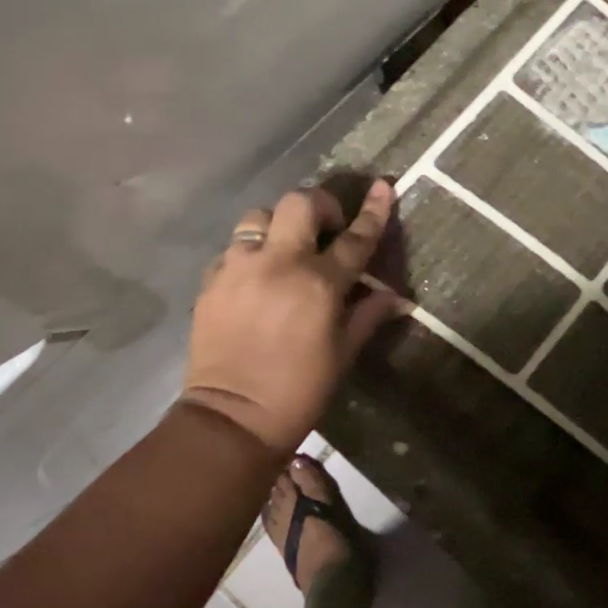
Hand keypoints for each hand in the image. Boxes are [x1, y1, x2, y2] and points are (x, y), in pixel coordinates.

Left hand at [181, 179, 403, 453]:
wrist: (231, 421)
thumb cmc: (299, 390)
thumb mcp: (343, 353)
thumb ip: (368, 315)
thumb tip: (397, 298)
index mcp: (319, 283)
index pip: (354, 236)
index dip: (373, 209)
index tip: (384, 185)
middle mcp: (278, 264)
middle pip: (298, 203)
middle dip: (318, 206)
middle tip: (326, 228)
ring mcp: (239, 269)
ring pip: (258, 217)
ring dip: (277, 226)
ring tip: (284, 249)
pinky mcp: (211, 282)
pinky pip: (232, 249)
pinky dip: (248, 254)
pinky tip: (255, 277)